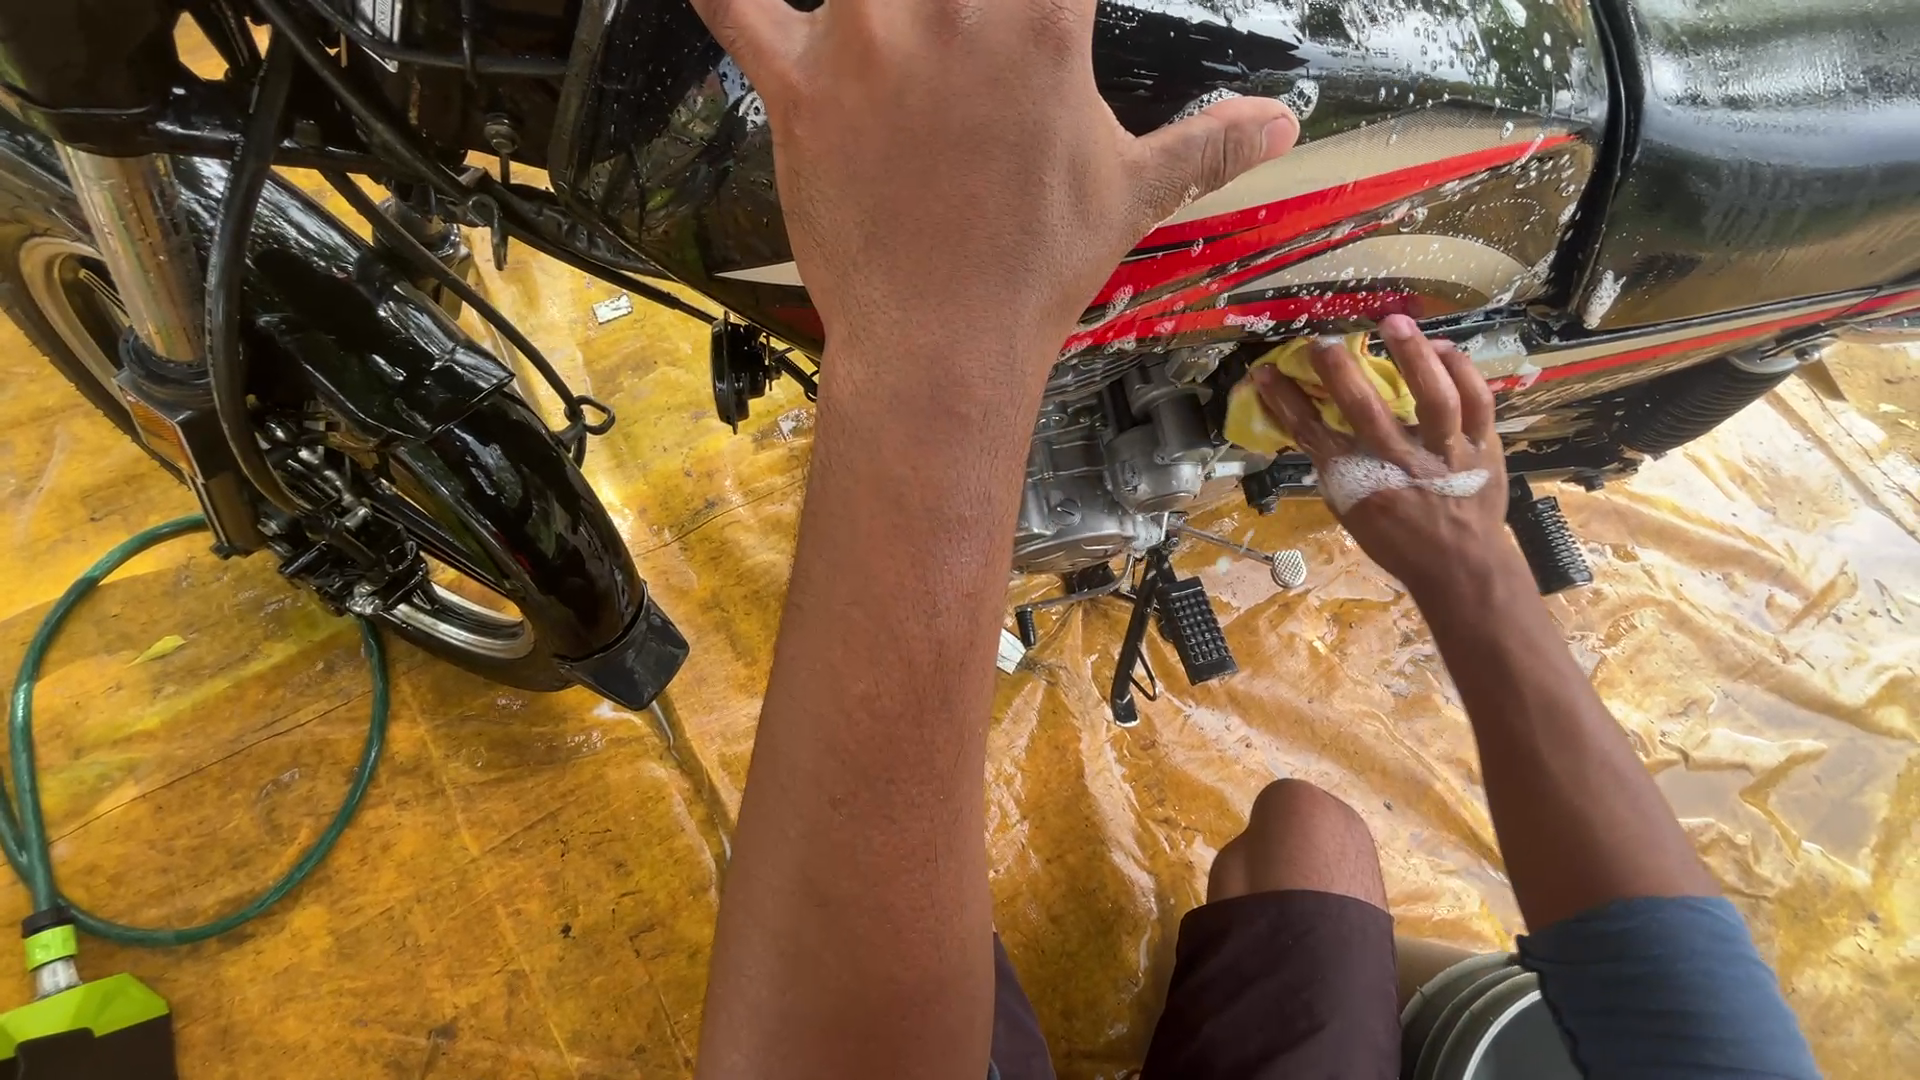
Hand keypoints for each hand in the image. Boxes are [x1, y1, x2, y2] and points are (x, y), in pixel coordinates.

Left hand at [691, 0, 1299, 389]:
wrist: (946, 352)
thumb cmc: (1037, 275)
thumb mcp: (1131, 199)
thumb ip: (1207, 144)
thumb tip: (1285, 120)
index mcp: (1040, 19)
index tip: (1041, 8)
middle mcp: (947, 3)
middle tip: (957, 17)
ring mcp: (861, 41)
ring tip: (898, 16)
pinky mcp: (796, 91)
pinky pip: (736, 5)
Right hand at [1251, 314, 1514, 594]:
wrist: (1460, 567)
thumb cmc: (1397, 540)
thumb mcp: (1352, 510)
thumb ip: (1336, 466)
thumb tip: (1312, 425)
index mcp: (1357, 483)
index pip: (1311, 434)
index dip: (1285, 401)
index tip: (1266, 372)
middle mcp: (1398, 465)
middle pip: (1364, 411)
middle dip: (1338, 373)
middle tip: (1321, 342)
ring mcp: (1444, 454)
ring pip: (1433, 399)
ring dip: (1412, 357)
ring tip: (1393, 322)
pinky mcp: (1483, 447)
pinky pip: (1478, 403)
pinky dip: (1462, 371)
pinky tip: (1444, 347)